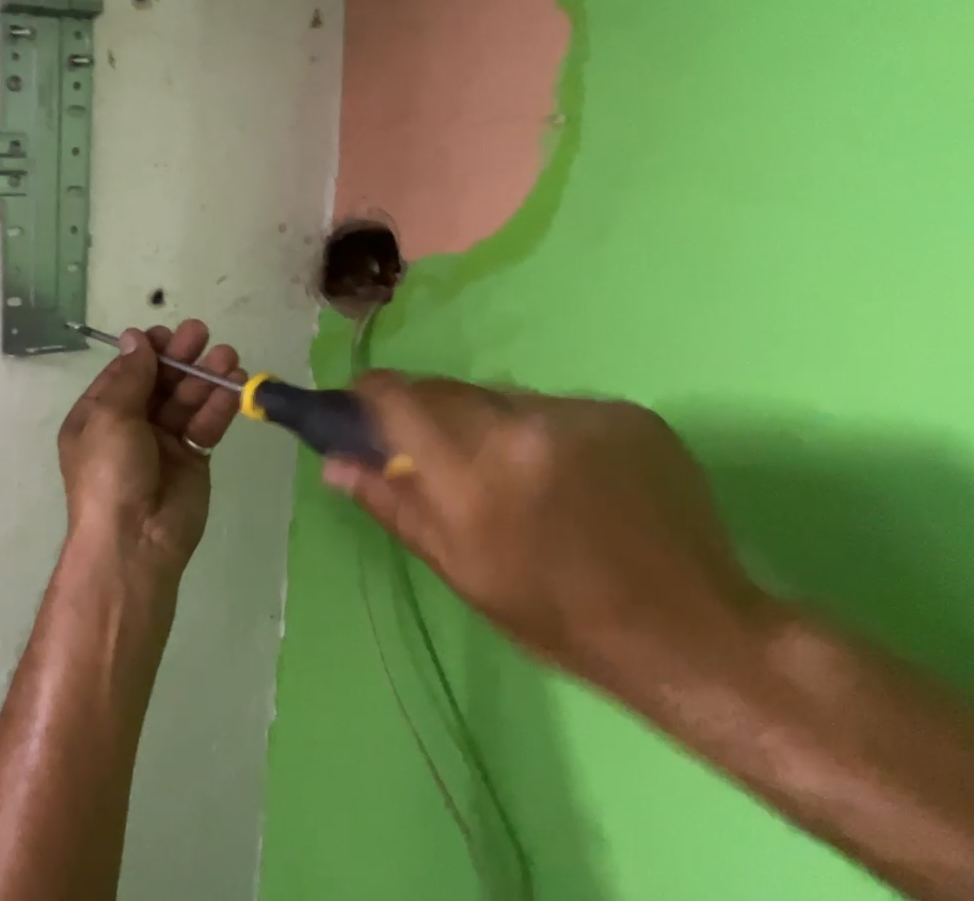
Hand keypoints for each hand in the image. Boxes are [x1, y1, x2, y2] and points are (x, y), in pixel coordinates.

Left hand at [57, 320, 244, 573]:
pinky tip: (235, 386)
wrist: (134, 539)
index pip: (124, 374)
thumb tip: (135, 338)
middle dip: (179, 359)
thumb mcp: (110, 417)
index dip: (146, 352)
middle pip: (157, 383)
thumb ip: (130, 376)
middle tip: (202, 333)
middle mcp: (127, 427)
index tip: (167, 333)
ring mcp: (161, 444)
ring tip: (228, 356)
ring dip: (205, 378)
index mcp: (96, 416)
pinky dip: (219, 407)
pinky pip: (205, 426)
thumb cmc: (110, 473)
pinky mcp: (191, 460)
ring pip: (185, 401)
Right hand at [323, 372, 770, 686]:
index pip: (398, 396)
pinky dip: (542, 433)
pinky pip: (557, 408)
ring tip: (512, 477)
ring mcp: (582, 414)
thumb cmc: (552, 613)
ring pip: (503, 397)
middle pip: (448, 390)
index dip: (370, 395)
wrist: (687, 631)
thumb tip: (333, 461)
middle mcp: (524, 425)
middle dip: (428, 414)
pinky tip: (567, 478)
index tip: (361, 410)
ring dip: (487, 423)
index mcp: (473, 470)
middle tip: (434, 455)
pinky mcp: (628, 414)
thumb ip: (392, 503)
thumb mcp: (456, 566)